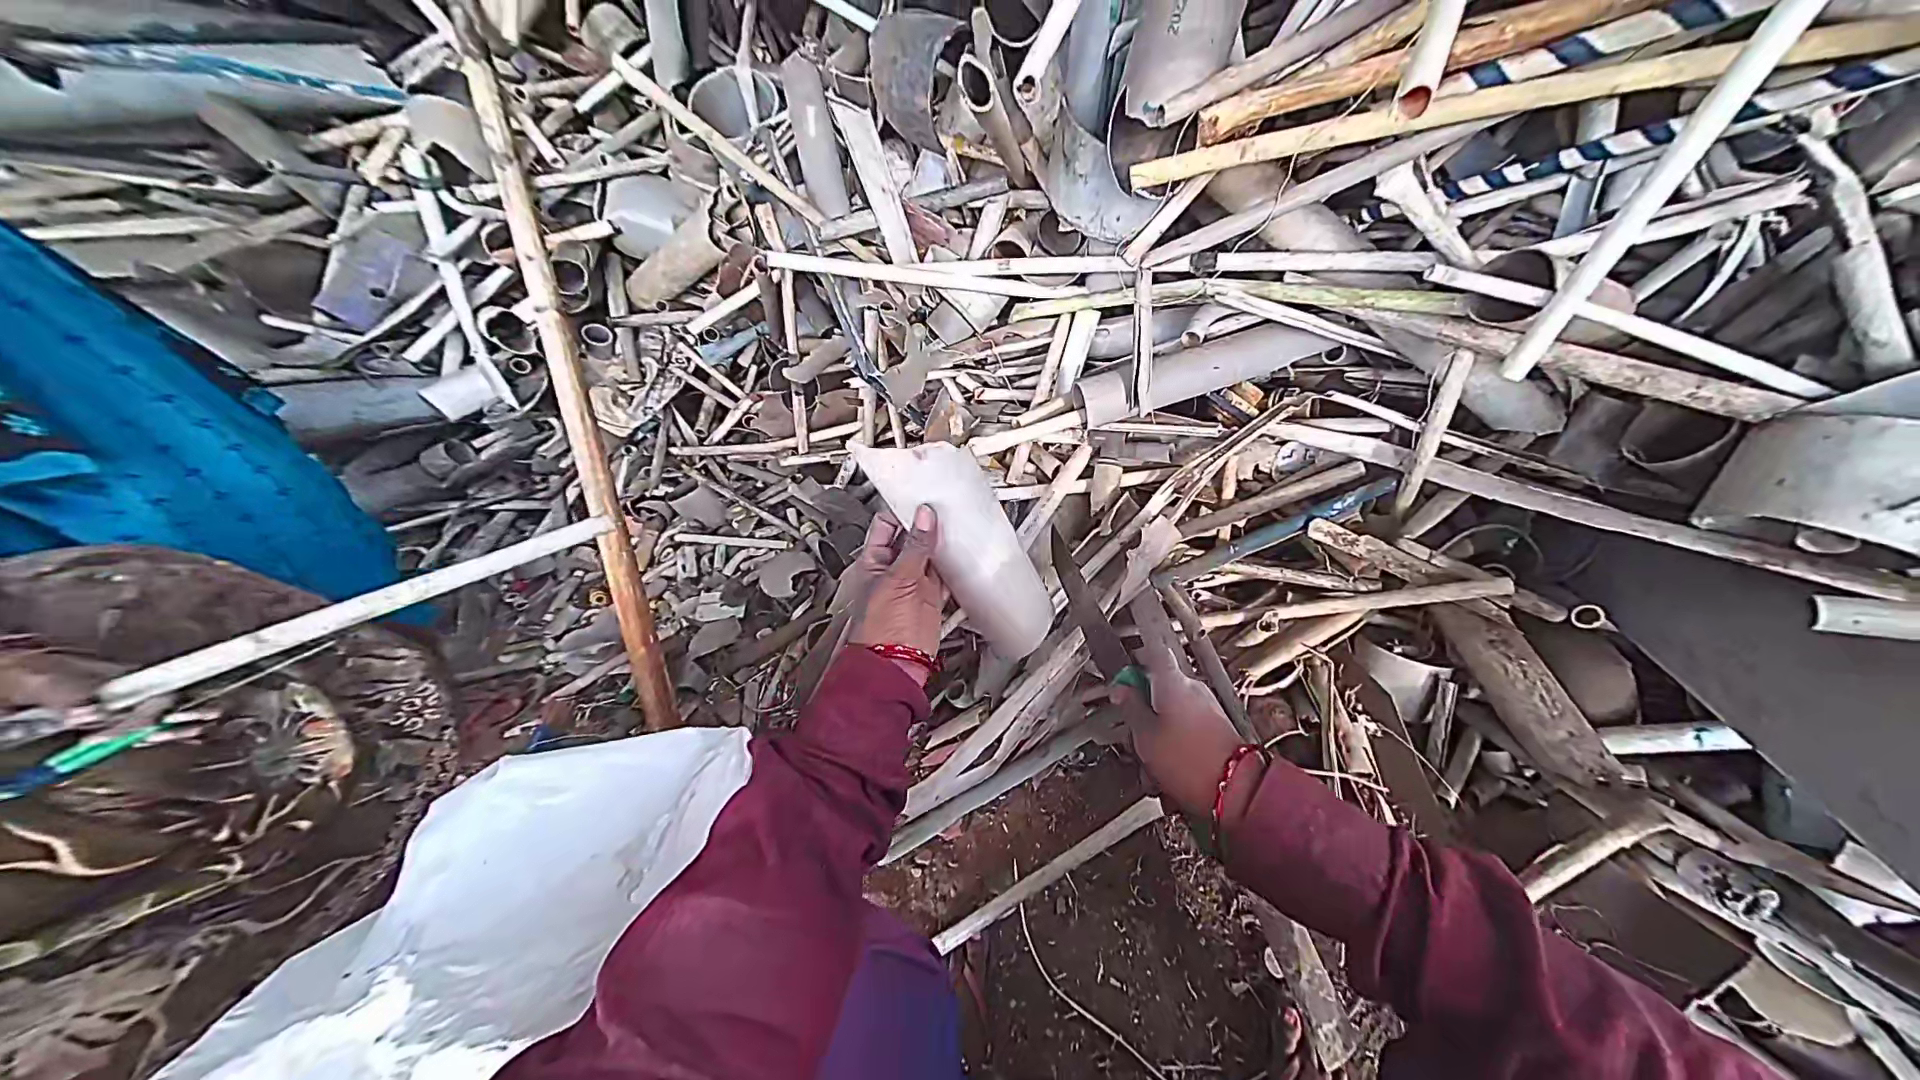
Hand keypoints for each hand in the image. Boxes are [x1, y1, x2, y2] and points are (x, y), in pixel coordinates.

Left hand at [849, 506, 947, 684]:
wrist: (896, 665)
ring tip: (958, 531)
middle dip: (928, 528)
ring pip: (931, 558)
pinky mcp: (931, 600)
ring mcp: (913, 585)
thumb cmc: (880, 629)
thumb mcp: (900, 579)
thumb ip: (916, 547)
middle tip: (946, 512)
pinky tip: (963, 560)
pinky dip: (955, 570)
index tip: (922, 501)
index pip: (887, 525)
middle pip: (913, 540)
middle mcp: (893, 571)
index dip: (903, 511)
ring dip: (943, 548)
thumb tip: (924, 518)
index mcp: (873, 561)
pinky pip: (945, 579)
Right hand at [1129, 641, 1256, 819]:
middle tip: (1131, 730)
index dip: (1134, 661)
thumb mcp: (1144, 734)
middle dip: (1142, 709)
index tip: (1122, 679)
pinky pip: (1185, 731)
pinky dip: (1173, 747)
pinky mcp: (1216, 730)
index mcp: (1173, 682)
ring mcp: (1207, 709)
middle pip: (1159, 687)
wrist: (1236, 790)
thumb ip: (1130, 707)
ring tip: (1150, 764)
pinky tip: (1167, 774)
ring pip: (1170, 713)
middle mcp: (1194, 689)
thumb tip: (1121, 690)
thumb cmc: (1189, 761)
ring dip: (1156, 735)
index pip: (1153, 652)